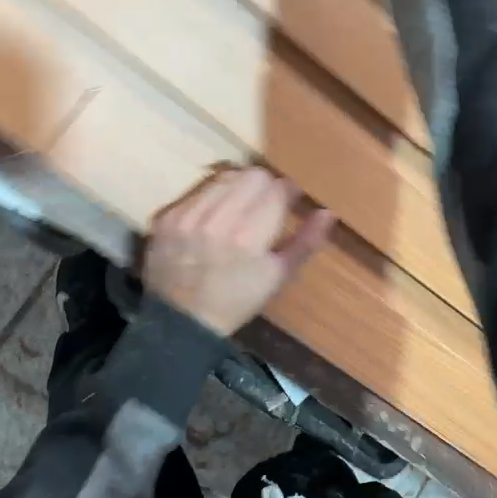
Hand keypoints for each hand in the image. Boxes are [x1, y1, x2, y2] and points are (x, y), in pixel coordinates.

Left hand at [142, 164, 336, 335]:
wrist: (180, 323)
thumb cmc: (236, 301)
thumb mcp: (277, 277)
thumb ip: (305, 242)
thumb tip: (329, 212)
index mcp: (248, 236)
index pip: (278, 188)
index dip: (288, 191)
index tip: (289, 200)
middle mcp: (217, 219)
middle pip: (253, 175)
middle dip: (264, 185)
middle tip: (264, 204)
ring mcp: (188, 216)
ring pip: (226, 176)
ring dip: (238, 187)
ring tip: (238, 208)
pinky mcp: (168, 216)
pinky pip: (199, 190)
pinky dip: (212, 197)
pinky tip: (213, 217)